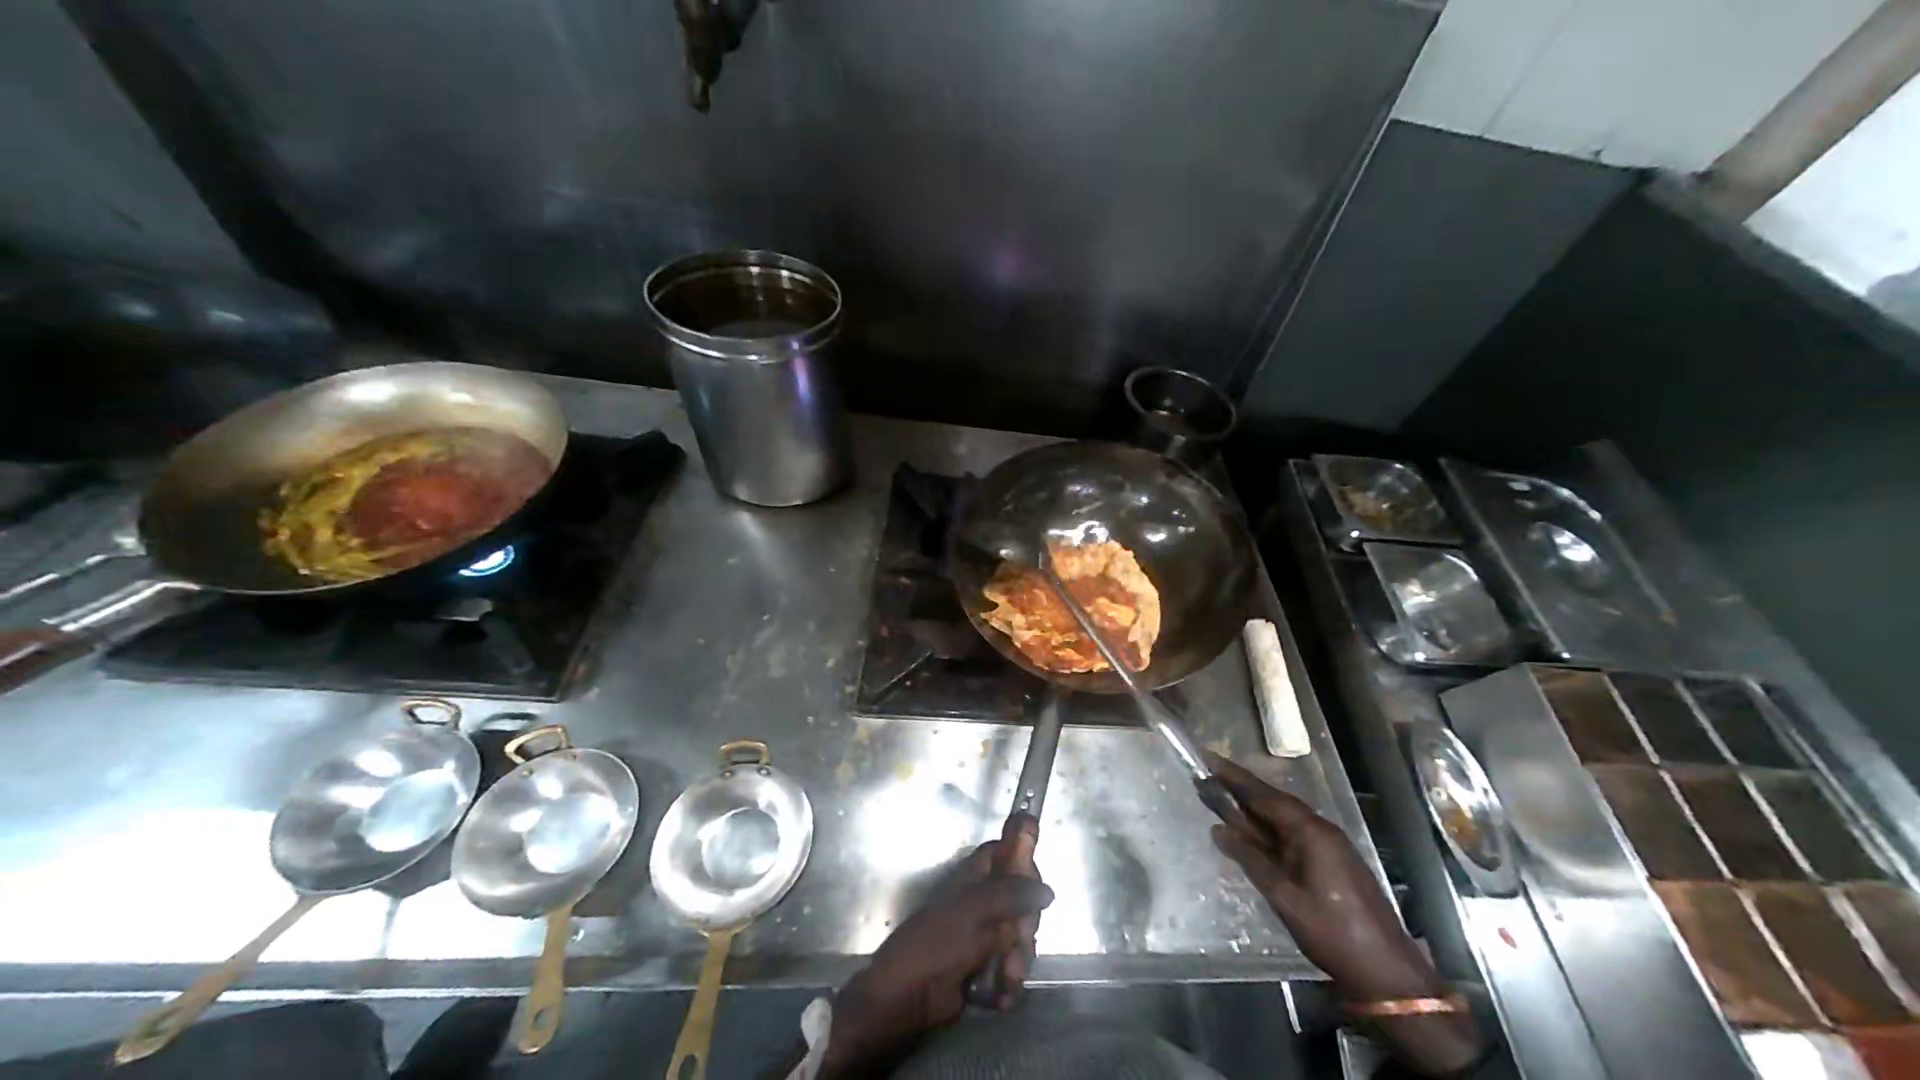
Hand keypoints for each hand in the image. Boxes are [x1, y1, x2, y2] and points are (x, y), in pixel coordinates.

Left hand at [823, 827, 1053, 1078]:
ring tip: (1006, 974)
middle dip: (1025, 923)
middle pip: (1022, 900)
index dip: (1022, 860)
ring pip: (1021, 939)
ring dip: (1018, 959)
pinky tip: (1001, 993)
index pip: (1003, 852)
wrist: (909, 996)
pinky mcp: (987, 968)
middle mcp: (982, 903)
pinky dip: (1008, 982)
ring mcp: (985, 937)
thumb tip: (1048, 891)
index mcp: (973, 879)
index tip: (1034, 881)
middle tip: (1017, 936)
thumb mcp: (976, 909)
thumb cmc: (937, 942)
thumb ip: (1013, 893)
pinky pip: (1013, 969)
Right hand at [1207, 754, 1442, 1001]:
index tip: (1208, 759)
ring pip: (1283, 817)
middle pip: (1274, 801)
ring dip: (1253, 808)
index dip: (1234, 777)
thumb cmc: (1331, 932)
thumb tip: (1218, 830)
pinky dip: (1267, 827)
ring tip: (1221, 796)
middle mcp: (1321, 829)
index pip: (1264, 796)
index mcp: (1311, 832)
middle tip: (1208, 774)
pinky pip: (1292, 833)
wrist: (1385, 971)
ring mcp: (1329, 845)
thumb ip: (1250, 859)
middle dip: (1241, 788)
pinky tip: (1251, 831)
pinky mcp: (1331, 861)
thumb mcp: (1283, 896)